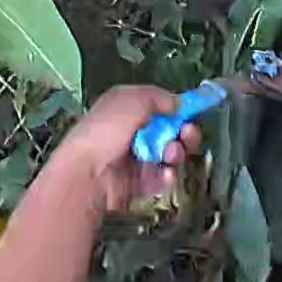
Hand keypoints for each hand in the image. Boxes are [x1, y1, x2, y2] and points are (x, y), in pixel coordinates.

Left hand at [45, 85, 201, 212]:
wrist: (85, 175)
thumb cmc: (106, 130)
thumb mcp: (132, 101)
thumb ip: (159, 98)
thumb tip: (179, 103)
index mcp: (128, 106)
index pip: (160, 103)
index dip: (177, 106)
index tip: (196, 109)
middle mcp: (133, 129)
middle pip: (170, 129)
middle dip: (184, 131)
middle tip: (188, 134)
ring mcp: (137, 157)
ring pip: (169, 152)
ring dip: (176, 152)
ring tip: (170, 154)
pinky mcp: (140, 183)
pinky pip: (162, 176)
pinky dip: (167, 175)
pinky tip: (165, 174)